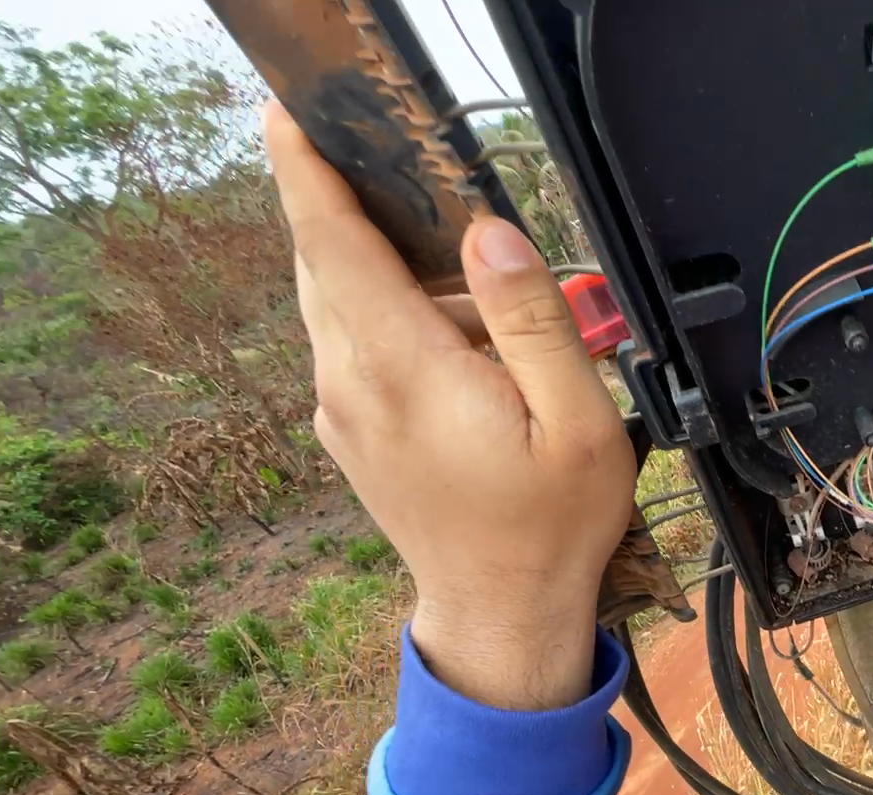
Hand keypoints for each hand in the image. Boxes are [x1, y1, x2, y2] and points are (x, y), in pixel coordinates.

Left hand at [263, 102, 635, 710]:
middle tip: (435, 207)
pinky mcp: (354, 434)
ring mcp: (344, 412)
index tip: (293, 109)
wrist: (505, 606)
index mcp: (409, 368)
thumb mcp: (578, 421)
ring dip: (398, 283)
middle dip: (364, 215)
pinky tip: (465, 361)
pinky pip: (355, 351)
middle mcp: (354, 382)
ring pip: (342, 308)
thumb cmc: (554, 521)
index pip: (334, 238)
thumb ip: (534, 322)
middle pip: (330, 263)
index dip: (308, 165)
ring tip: (486, 318)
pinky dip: (395, 326)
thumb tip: (492, 235)